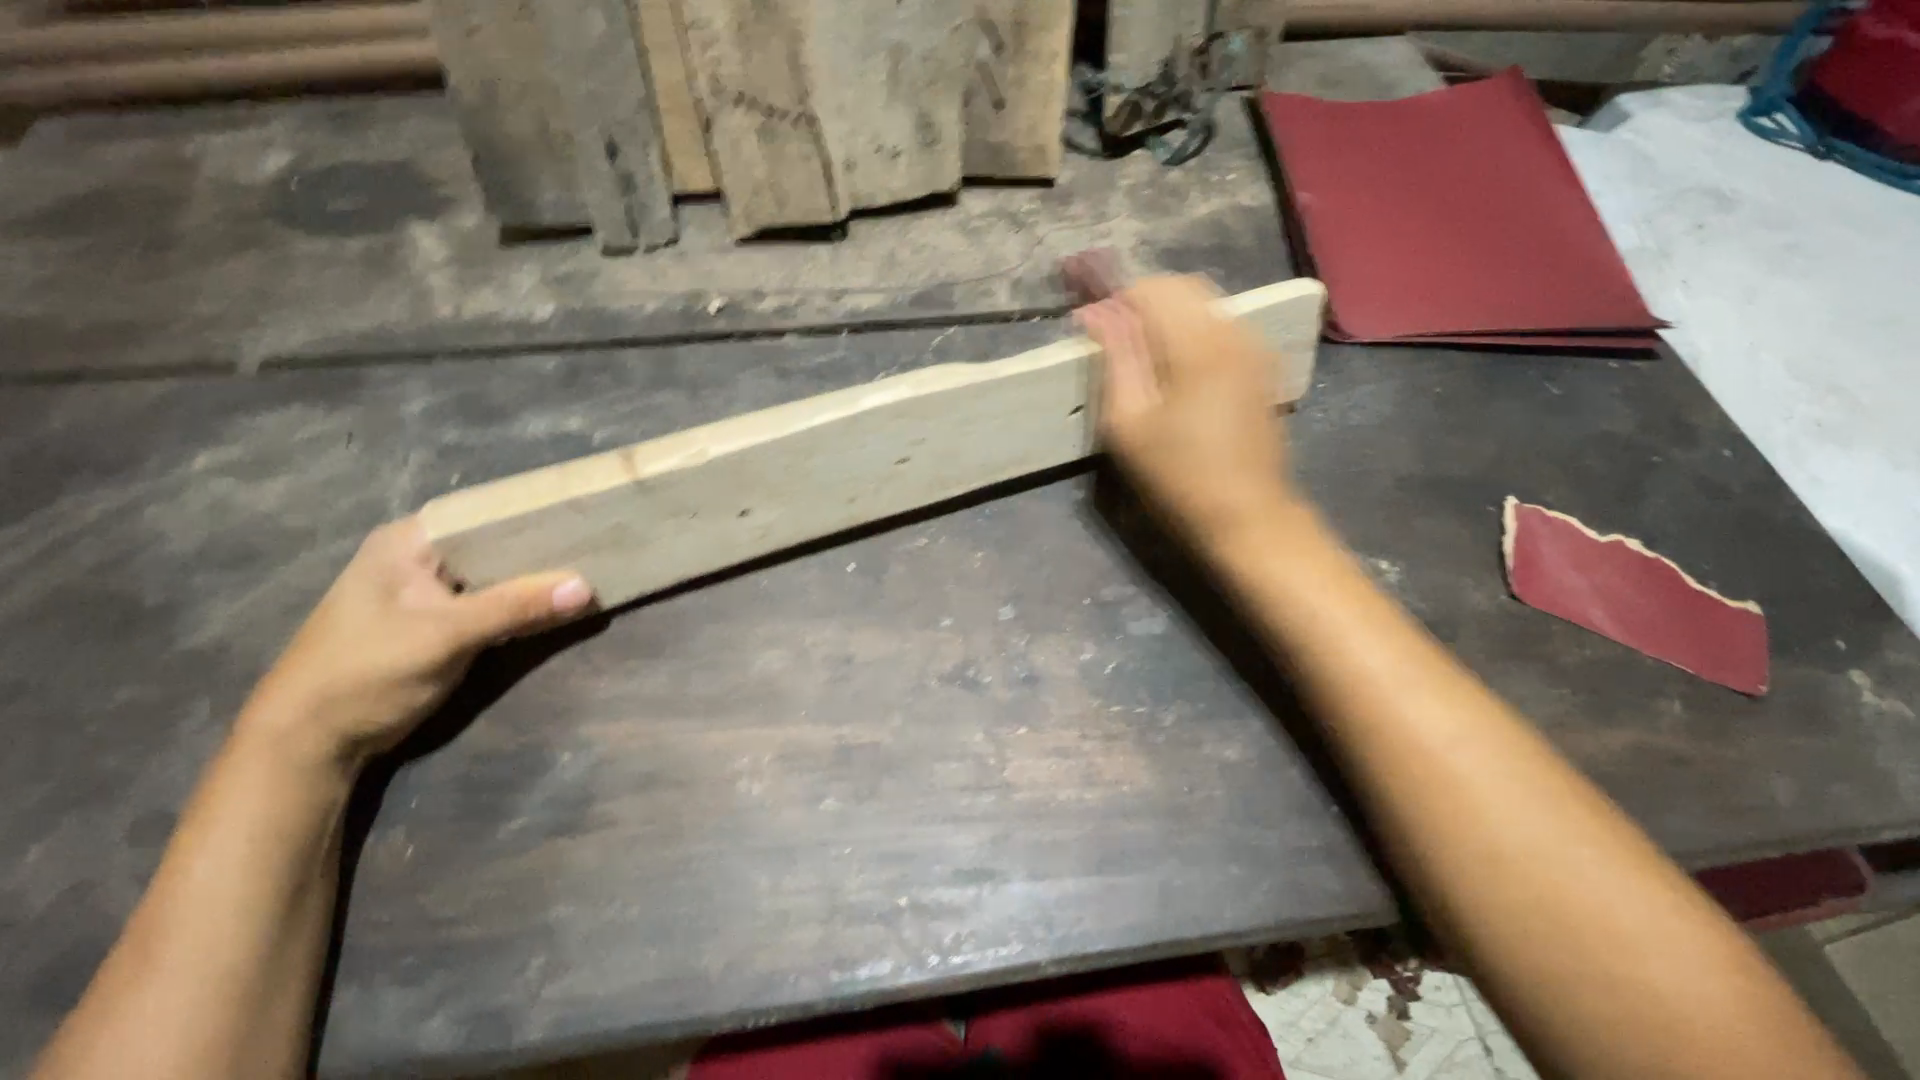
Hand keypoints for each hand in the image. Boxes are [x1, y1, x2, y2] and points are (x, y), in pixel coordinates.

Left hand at [239, 518, 595, 771]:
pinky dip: (522, 607)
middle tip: (604, 545)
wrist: (311, 742)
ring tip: (595, 570)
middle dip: (544, 549)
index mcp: (409, 541)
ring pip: (496, 576)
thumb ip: (515, 607)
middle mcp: (420, 558)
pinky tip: (559, 606)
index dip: (536, 512)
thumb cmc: (366, 673)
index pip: (484, 512)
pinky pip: (492, 604)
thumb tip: (586, 586)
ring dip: (536, 582)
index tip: (590, 515)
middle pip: (494, 543)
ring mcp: (429, 593)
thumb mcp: (445, 636)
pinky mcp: (439, 625)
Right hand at [1079, 275, 1302, 547]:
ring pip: (1203, 302)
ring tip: (1142, 357)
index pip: (1150, 288)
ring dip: (1168, 315)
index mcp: (1197, 344)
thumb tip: (1094, 311)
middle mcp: (1232, 331)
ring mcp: (1254, 346)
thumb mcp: (1128, 423)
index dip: (1115, 300)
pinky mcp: (1263, 364)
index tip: (1093, 329)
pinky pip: (1221, 324)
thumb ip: (1114, 357)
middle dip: (1142, 302)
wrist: (1247, 514)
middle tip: (1114, 341)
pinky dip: (1192, 330)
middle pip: (1181, 286)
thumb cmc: (1177, 476)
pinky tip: (1176, 370)